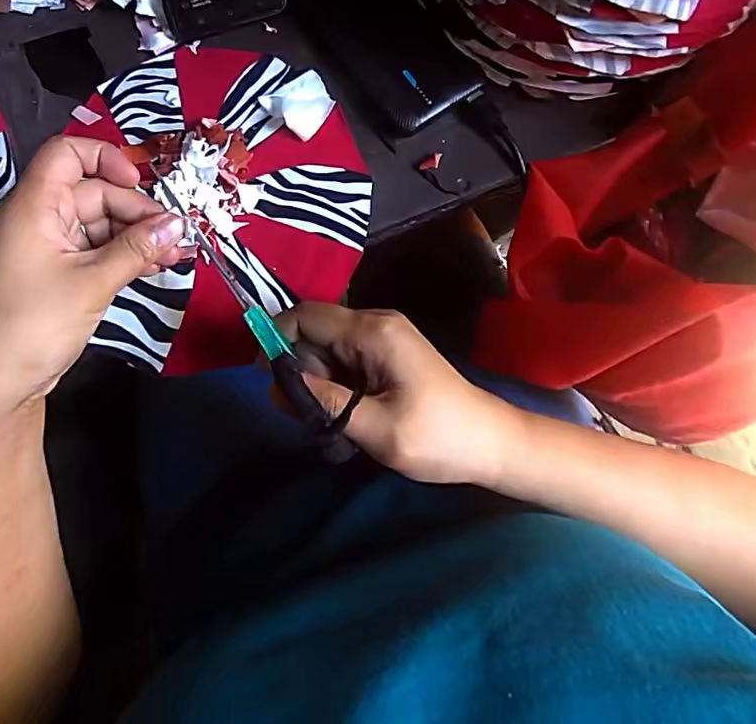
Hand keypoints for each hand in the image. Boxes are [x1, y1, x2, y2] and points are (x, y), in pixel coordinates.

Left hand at [0, 137, 187, 428]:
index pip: (67, 154)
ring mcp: (47, 250)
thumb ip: (137, 249)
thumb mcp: (91, 284)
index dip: (106, 158)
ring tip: (173, 255)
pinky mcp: (55, 277)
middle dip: (138, 211)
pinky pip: (96, 252)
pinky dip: (125, 256)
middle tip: (174, 236)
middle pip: (95, 193)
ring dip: (138, 237)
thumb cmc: (27, 327)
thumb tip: (177, 223)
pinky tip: (155, 267)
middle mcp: (39, 221)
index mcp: (34, 207)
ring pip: (101, 225)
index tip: (139, 184)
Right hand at [273, 303, 525, 486]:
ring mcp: (385, 337)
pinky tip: (345, 415)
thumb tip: (279, 382)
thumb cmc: (438, 436)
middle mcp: (377, 323)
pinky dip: (336, 384)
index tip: (266, 380)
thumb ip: (325, 401)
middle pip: (315, 332)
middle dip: (298, 369)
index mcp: (374, 331)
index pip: (307, 315)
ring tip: (327, 422)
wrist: (490, 441)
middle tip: (301, 415)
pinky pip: (346, 358)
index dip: (277, 339)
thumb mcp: (376, 427)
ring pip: (328, 347)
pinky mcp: (389, 353)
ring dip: (317, 381)